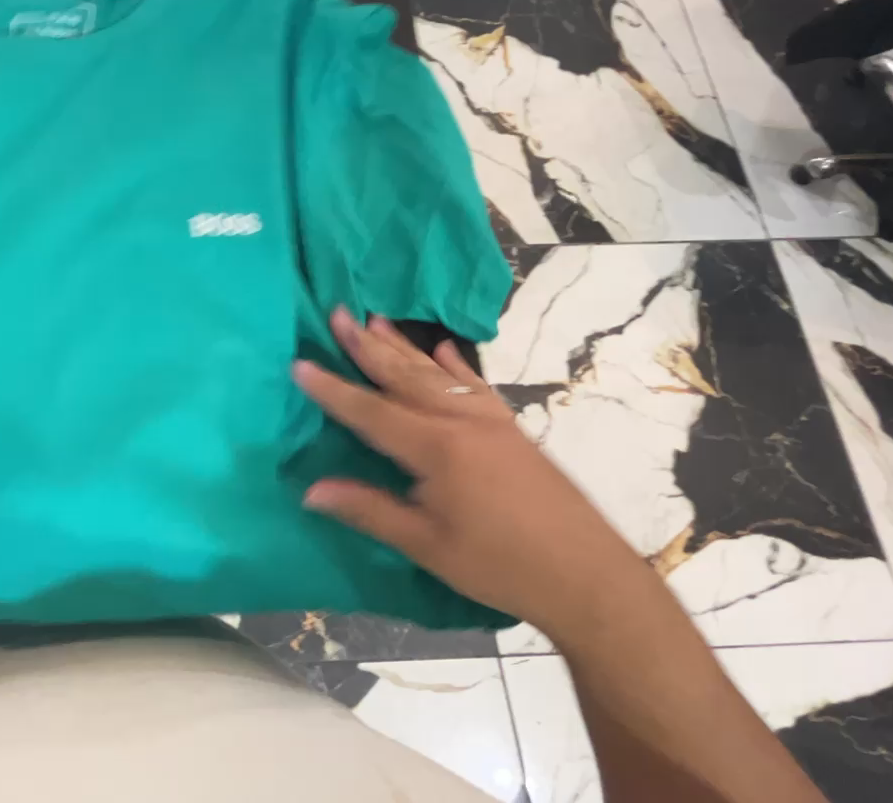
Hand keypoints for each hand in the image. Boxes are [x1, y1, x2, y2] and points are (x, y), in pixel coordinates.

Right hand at [292, 308, 657, 638]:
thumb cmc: (501, 566)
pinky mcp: (513, 430)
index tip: (299, 362)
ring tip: (375, 319)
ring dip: (402, 346)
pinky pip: (476, 385)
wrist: (593, 580)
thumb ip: (368, 510)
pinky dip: (455, 364)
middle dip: (366, 346)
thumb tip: (310, 491)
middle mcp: (461, 422)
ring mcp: (491, 421)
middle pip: (404, 376)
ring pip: (437, 374)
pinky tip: (443, 348)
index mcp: (436, 448)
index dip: (332, 389)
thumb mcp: (426, 545)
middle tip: (338, 313)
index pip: (370, 412)